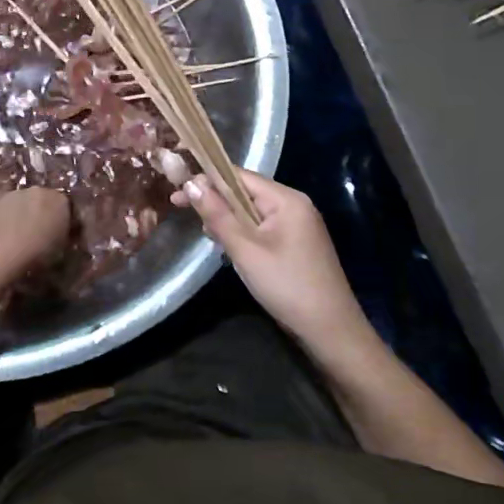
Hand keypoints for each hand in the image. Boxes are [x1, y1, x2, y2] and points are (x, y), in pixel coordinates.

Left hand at [0, 187, 69, 278]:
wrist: (1, 251)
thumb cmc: (38, 253)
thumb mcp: (62, 248)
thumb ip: (65, 234)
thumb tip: (60, 231)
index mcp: (60, 200)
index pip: (66, 206)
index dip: (63, 220)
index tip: (60, 233)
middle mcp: (38, 190)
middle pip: (44, 199)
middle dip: (43, 212)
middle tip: (40, 231)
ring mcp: (15, 193)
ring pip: (24, 201)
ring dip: (24, 211)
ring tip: (20, 232)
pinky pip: (7, 207)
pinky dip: (8, 215)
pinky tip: (5, 231)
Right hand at [174, 169, 368, 345]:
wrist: (328, 328)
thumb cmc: (285, 284)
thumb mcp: (244, 248)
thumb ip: (216, 214)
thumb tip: (190, 183)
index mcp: (286, 200)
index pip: (238, 175)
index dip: (205, 179)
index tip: (175, 190)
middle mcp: (293, 205)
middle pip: (243, 191)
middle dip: (213, 200)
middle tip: (178, 208)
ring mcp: (295, 224)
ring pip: (248, 210)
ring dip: (224, 218)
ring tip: (207, 234)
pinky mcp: (292, 242)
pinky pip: (258, 225)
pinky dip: (239, 231)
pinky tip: (226, 245)